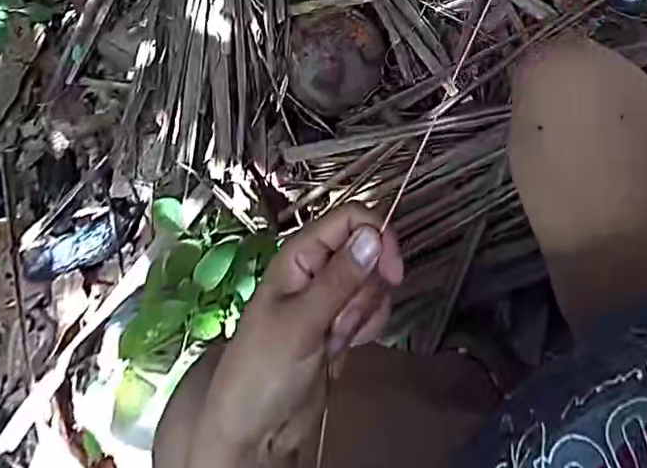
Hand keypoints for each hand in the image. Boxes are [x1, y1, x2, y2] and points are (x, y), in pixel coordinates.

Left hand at [190, 204, 403, 467]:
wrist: (255, 429)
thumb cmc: (260, 371)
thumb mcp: (300, 323)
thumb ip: (339, 279)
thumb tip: (372, 236)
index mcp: (300, 252)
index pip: (350, 218)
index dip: (376, 234)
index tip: (391, 268)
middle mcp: (317, 266)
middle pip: (368, 249)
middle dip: (366, 286)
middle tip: (343, 315)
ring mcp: (331, 294)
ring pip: (373, 280)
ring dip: (364, 310)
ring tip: (335, 335)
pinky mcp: (342, 320)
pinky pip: (373, 307)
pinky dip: (368, 325)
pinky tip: (345, 343)